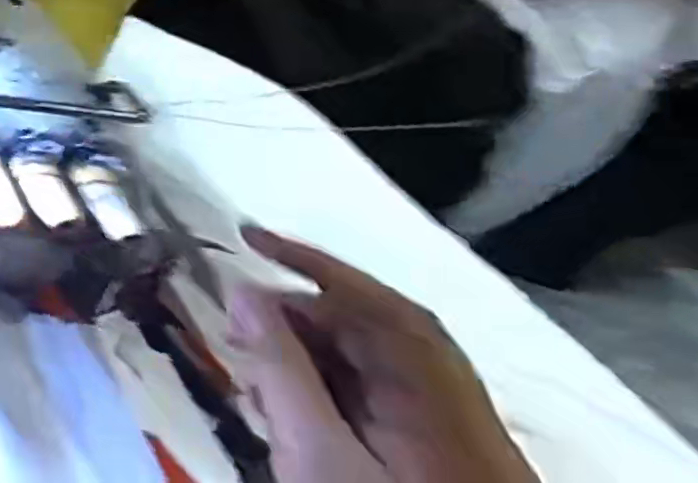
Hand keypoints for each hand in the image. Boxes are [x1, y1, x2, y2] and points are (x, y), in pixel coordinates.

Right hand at [227, 227, 536, 482]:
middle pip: (375, 333)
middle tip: (239, 321)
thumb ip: (279, 366)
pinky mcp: (437, 463)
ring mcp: (453, 444)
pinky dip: (324, 385)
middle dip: (300, 315)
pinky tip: (285, 401)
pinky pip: (374, 400)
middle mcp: (458, 415)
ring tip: (252, 363)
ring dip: (306, 352)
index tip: (250, 237)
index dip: (316, 263)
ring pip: (371, 366)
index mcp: (440, 407)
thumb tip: (244, 291)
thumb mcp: (313, 455)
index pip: (379, 308)